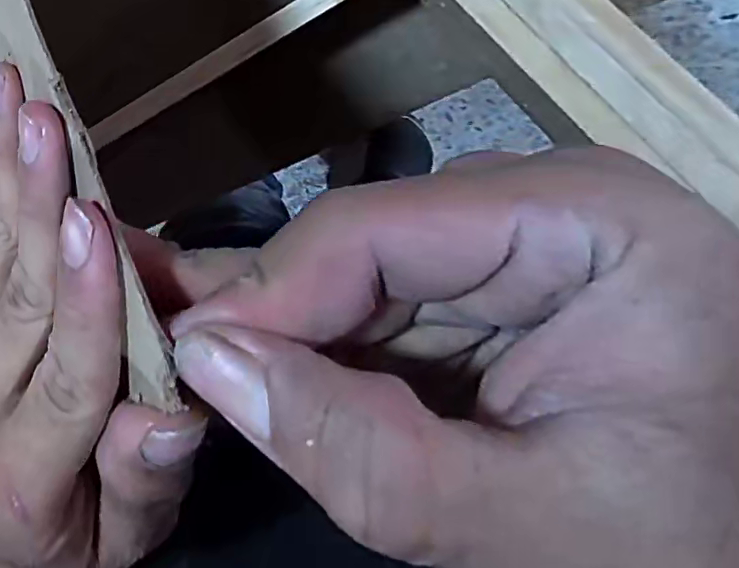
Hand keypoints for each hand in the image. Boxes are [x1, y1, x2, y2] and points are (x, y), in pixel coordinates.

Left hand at [0, 64, 211, 567]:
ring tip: (7, 92)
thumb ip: (146, 477)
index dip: (84, 300)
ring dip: (4, 164)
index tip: (93, 218)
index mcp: (23, 476)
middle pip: (18, 295)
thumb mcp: (131, 534)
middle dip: (34, 200)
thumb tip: (174, 411)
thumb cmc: (81, 531)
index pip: (65, 378)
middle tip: (41, 121)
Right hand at [168, 147, 738, 567]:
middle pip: (350, 248)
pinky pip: (371, 307)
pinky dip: (309, 343)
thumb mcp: (548, 536)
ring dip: (270, 325)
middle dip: (259, 310)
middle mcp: (532, 204)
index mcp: (583, 217)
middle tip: (155, 335)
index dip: (264, 293)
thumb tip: (200, 358)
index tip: (179, 350)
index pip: (369, 231)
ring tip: (170, 328)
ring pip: (345, 275)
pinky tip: (236, 344)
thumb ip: (364, 451)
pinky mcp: (486, 291)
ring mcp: (507, 244)